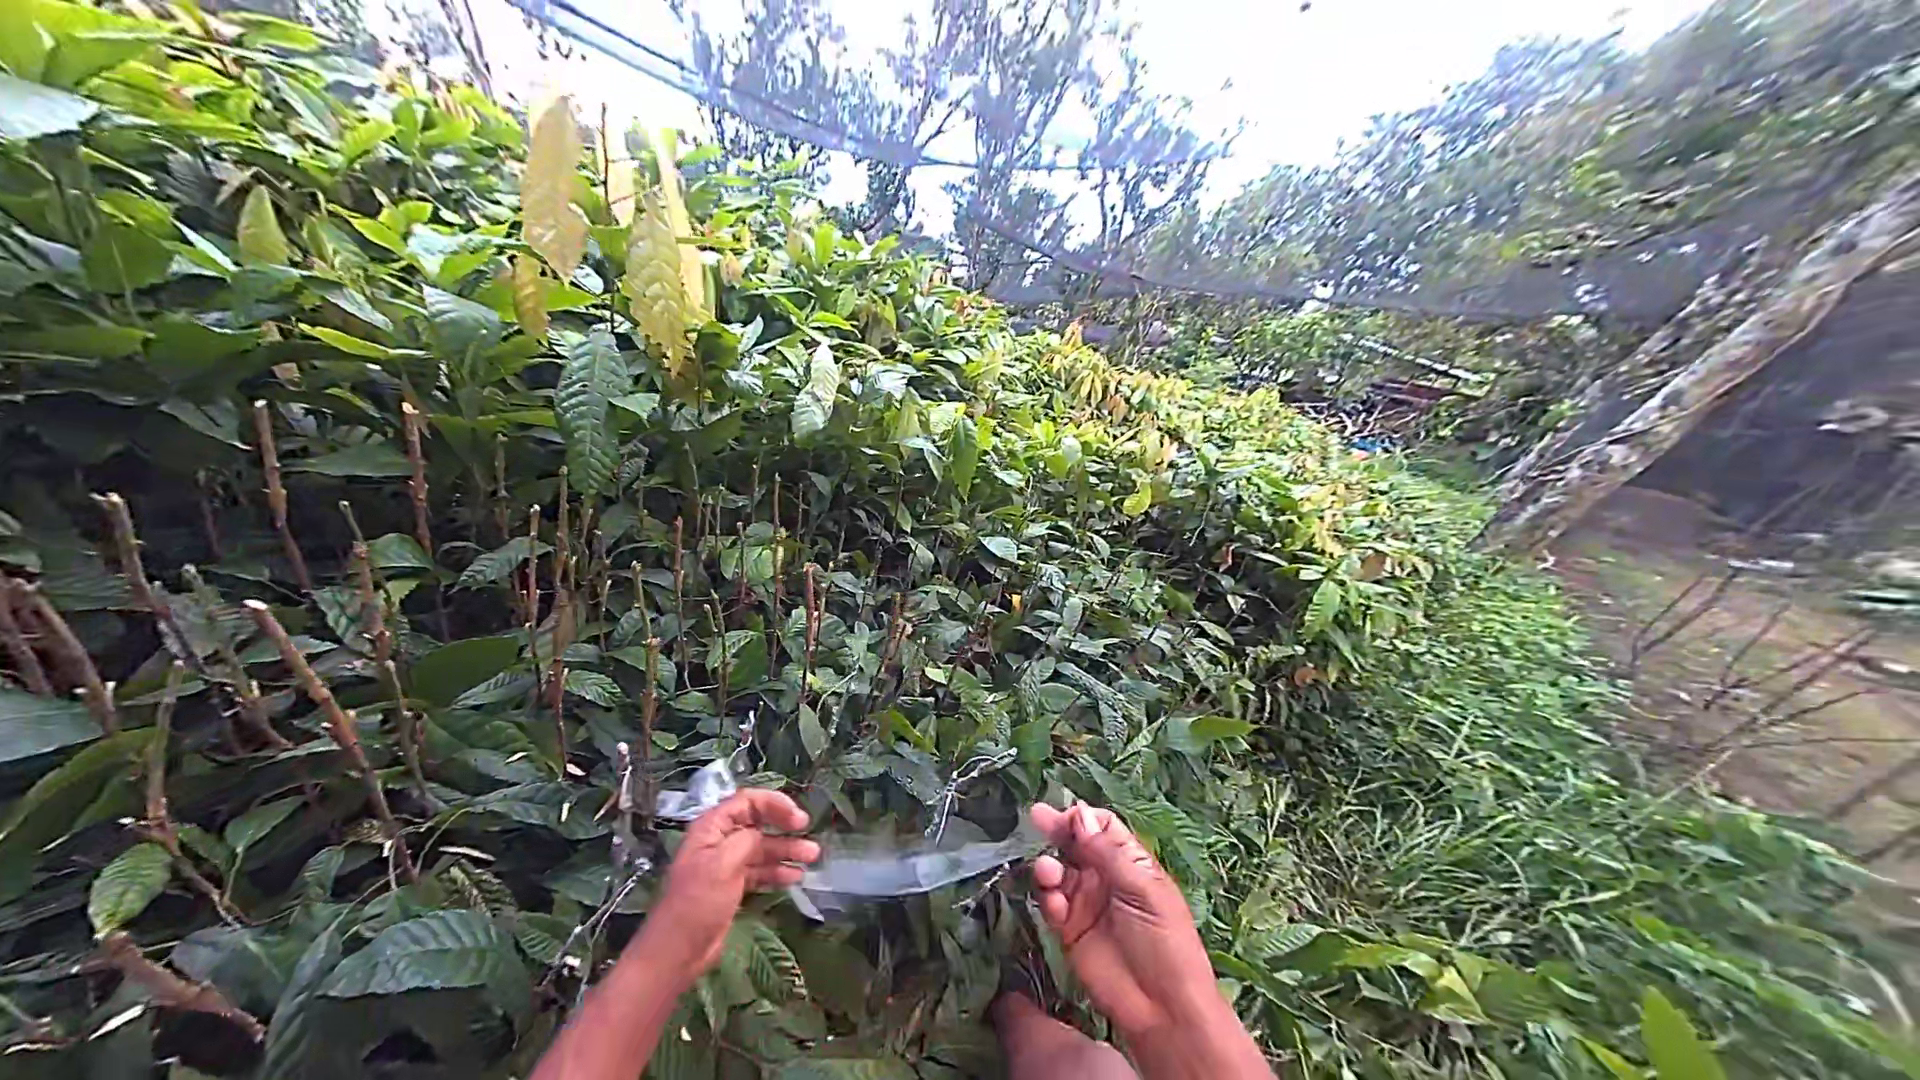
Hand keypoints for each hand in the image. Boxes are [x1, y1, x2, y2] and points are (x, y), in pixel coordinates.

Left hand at [636, 790, 818, 982]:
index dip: (775, 804)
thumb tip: (763, 834)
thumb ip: (747, 840)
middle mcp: (720, 841)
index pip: (749, 802)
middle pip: (759, 824)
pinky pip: (760, 871)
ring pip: (763, 849)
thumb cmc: (697, 903)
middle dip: (785, 827)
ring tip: (812, 856)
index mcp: (712, 828)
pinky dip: (777, 871)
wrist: (677, 953)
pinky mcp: (733, 886)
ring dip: (787, 850)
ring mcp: (727, 864)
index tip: (798, 819)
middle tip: (809, 834)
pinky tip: (795, 876)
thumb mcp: (723, 864)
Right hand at [1029, 802, 1219, 1038]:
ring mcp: (1086, 902)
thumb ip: (1108, 852)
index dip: (1082, 818)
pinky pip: (1051, 903)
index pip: (1101, 827)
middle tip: (1036, 817)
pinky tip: (1054, 903)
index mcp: (1129, 862)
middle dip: (1056, 830)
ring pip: (1058, 870)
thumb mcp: (1143, 890)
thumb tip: (1079, 813)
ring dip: (1049, 866)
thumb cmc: (1165, 942)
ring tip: (1048, 872)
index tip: (1065, 815)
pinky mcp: (1069, 930)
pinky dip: (1047, 898)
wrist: (1163, 1009)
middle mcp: (1104, 876)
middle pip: (1074, 843)